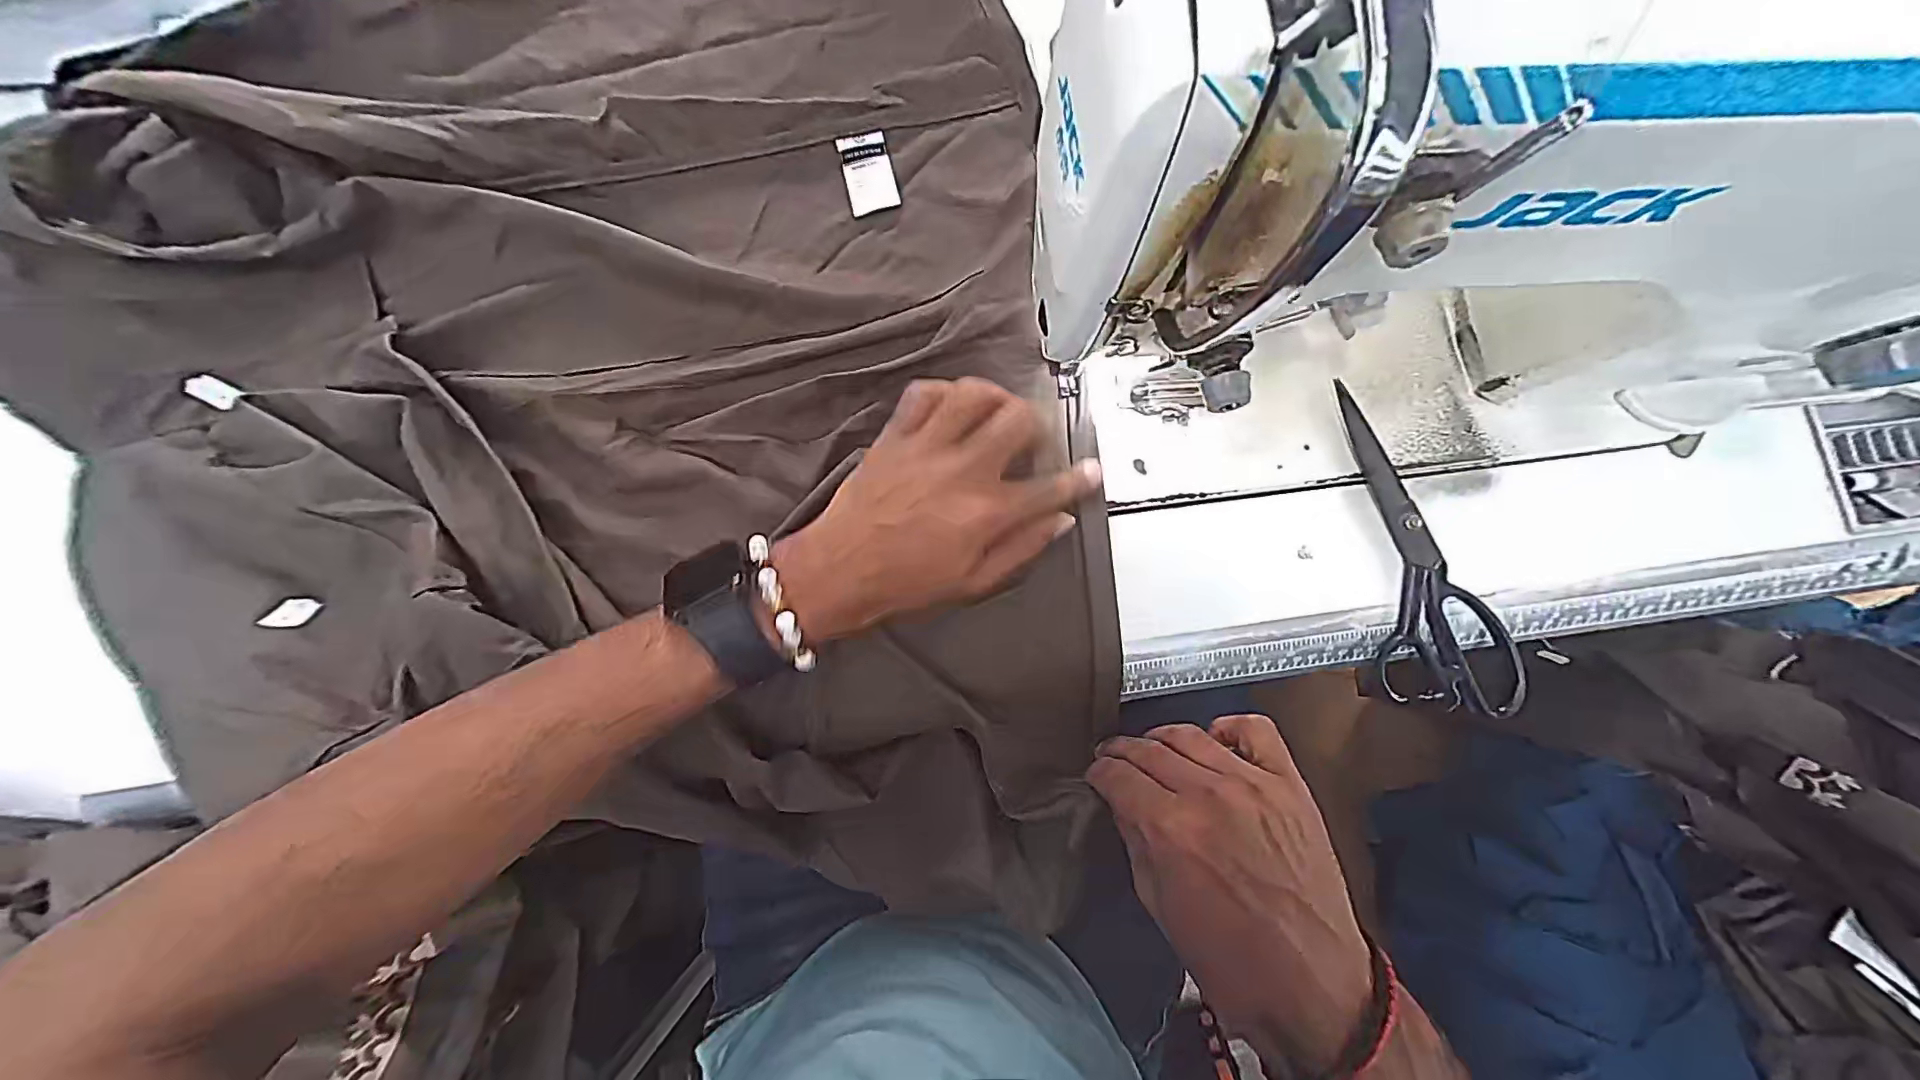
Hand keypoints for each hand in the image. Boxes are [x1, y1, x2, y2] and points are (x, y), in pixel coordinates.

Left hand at [773, 377, 1101, 640]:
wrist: (839, 571)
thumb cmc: (903, 583)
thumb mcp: (974, 581)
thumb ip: (1022, 548)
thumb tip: (1057, 523)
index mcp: (986, 513)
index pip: (1050, 487)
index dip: (1079, 477)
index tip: (1089, 471)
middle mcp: (962, 472)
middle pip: (1018, 420)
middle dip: (1037, 423)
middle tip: (1032, 438)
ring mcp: (927, 448)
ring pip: (973, 394)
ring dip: (994, 397)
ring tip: (997, 411)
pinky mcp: (895, 438)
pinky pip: (922, 394)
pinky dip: (942, 392)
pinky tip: (950, 406)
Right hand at [1088, 715, 1371, 1071]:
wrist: (1315, 988)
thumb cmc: (1235, 964)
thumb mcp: (1160, 908)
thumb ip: (1136, 844)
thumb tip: (1123, 807)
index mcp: (1171, 830)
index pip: (1117, 775)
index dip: (1099, 773)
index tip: (1096, 776)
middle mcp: (1208, 797)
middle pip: (1147, 749)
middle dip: (1121, 752)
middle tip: (1114, 759)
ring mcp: (1253, 786)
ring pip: (1190, 733)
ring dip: (1161, 738)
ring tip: (1153, 749)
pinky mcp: (1290, 787)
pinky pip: (1255, 731)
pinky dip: (1229, 727)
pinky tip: (1216, 740)